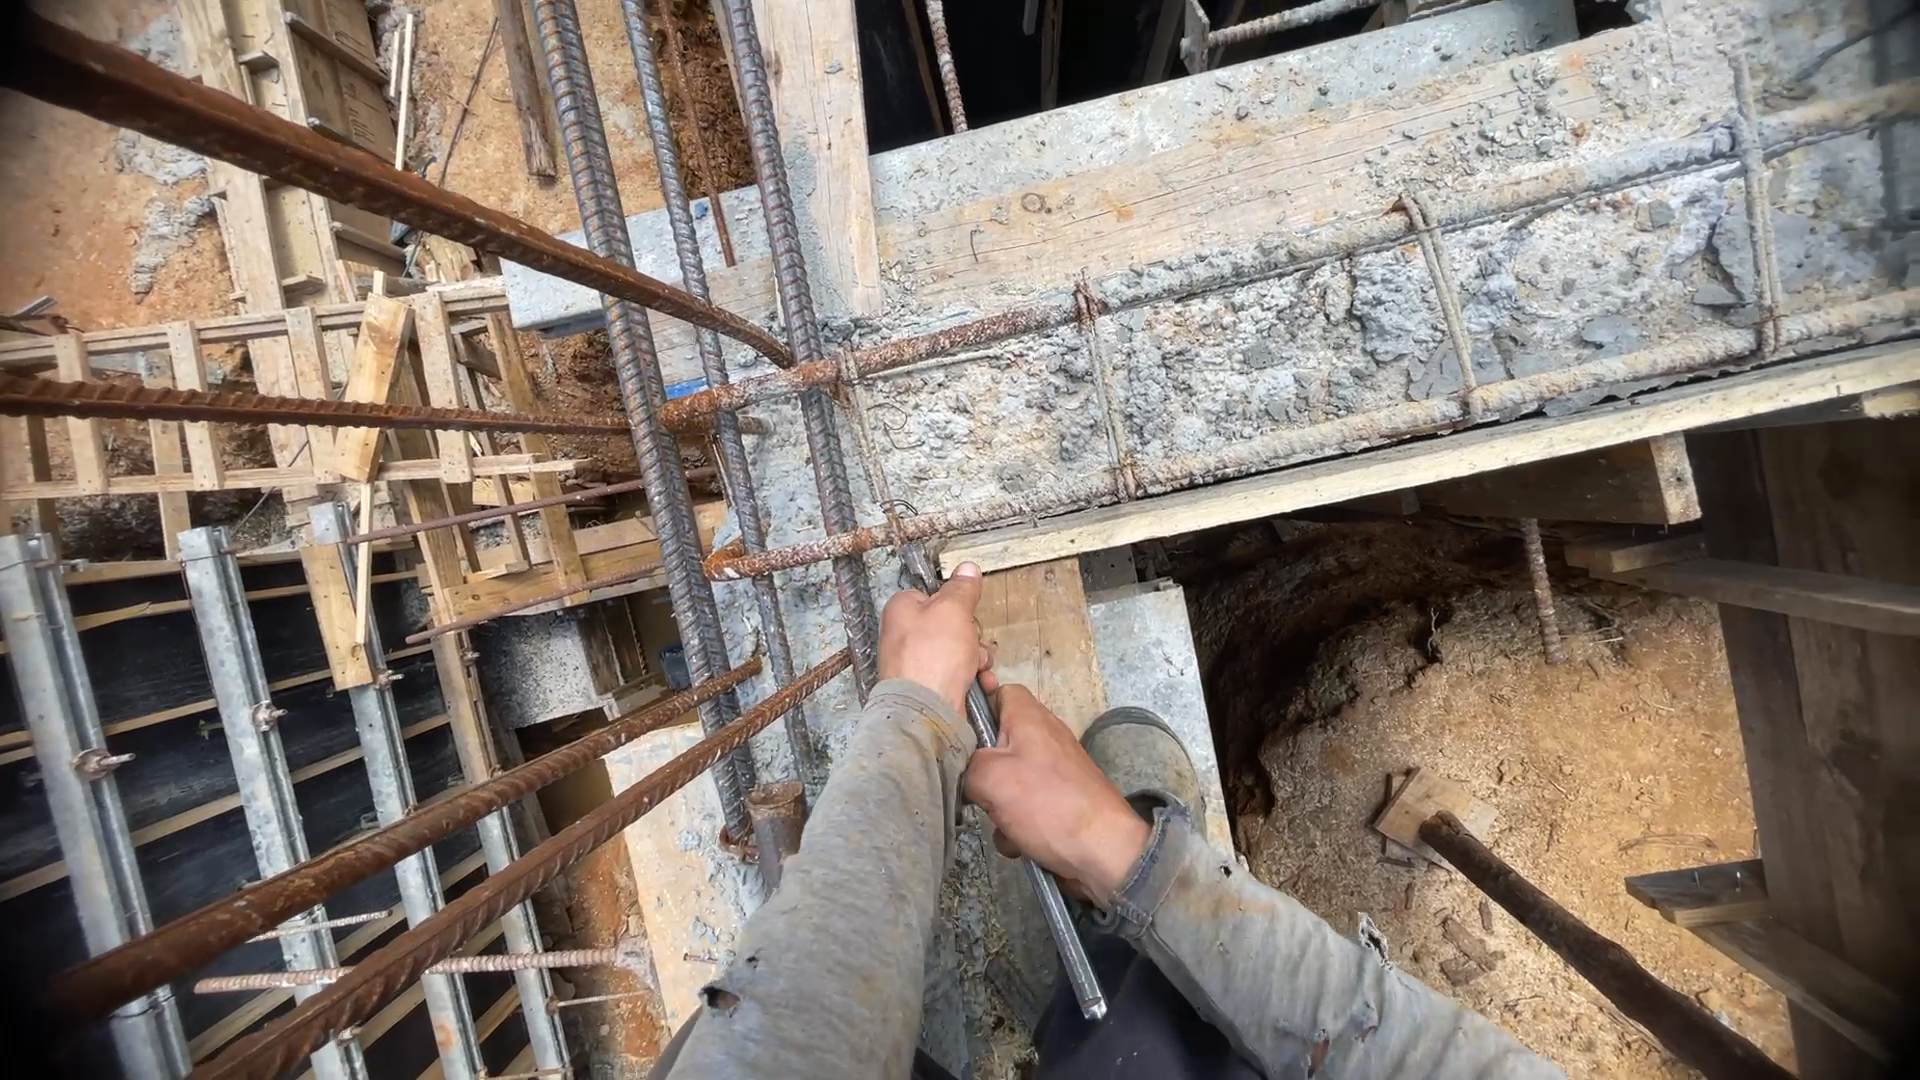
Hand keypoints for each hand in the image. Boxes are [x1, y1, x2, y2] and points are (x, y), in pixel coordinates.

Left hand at [878, 561, 989, 713]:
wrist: (927, 711)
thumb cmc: (930, 659)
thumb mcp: (953, 609)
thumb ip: (962, 588)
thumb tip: (967, 569)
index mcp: (902, 609)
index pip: (933, 594)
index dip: (955, 603)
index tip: (965, 609)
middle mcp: (905, 636)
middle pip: (951, 625)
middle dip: (972, 636)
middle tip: (971, 642)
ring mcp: (917, 664)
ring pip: (959, 651)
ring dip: (977, 659)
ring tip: (977, 667)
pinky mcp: (930, 687)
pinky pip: (959, 675)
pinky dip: (974, 679)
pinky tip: (979, 684)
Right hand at [963, 685, 1151, 904]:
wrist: (1104, 852)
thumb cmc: (1047, 804)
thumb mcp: (990, 778)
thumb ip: (964, 763)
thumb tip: (963, 769)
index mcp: (1028, 716)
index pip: (996, 692)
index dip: (975, 709)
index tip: (958, 734)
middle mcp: (1042, 735)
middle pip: (996, 742)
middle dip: (982, 772)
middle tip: (979, 789)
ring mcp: (1052, 769)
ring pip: (1006, 779)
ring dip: (998, 806)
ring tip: (1004, 824)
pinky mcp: (1058, 799)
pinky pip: (1024, 804)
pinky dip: (1018, 824)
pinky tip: (1021, 842)